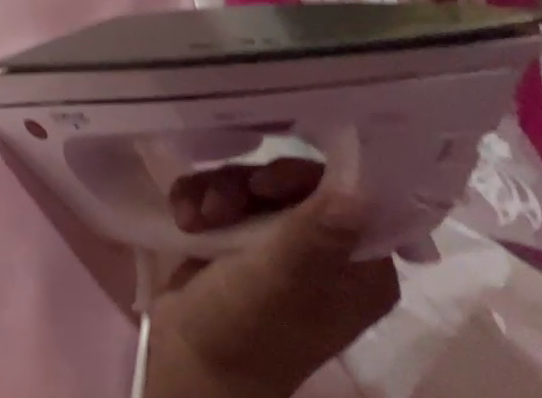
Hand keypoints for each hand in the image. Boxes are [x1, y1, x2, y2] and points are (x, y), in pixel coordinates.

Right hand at [146, 160, 400, 397]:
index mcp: (358, 269)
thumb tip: (359, 187)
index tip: (263, 185)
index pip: (350, 200)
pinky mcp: (232, 245)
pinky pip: (218, 200)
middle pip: (290, 187)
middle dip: (245, 187)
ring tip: (193, 217)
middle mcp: (324, 255)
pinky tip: (182, 218)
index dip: (305, 180)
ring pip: (247, 189)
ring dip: (213, 192)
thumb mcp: (280, 278)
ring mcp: (275, 250)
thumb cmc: (245, 326)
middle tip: (219, 204)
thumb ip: (314, 233)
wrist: (191, 360)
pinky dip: (195, 201)